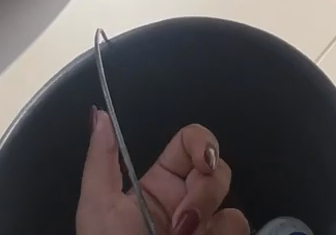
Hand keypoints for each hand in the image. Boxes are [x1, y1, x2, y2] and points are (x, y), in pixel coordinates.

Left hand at [76, 109, 249, 234]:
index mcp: (159, 185)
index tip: (201, 160)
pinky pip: (238, 230)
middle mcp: (186, 204)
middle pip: (218, 170)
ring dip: (213, 223)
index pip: (191, 143)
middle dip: (208, 190)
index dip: (203, 142)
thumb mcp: (97, 210)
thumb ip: (101, 160)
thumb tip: (100, 113)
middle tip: (185, 220)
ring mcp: (204, 232)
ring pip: (231, 208)